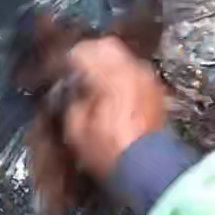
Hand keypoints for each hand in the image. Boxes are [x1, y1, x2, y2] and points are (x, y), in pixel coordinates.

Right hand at [62, 36, 167, 178]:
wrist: (150, 169)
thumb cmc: (110, 150)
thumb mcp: (76, 129)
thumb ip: (72, 101)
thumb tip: (74, 90)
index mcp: (110, 76)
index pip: (82, 52)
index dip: (66, 60)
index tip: (58, 70)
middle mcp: (132, 70)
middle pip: (106, 45)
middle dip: (88, 53)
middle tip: (75, 69)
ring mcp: (147, 78)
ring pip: (123, 56)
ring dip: (106, 62)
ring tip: (93, 80)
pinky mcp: (155, 89)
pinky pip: (134, 70)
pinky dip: (120, 74)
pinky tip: (111, 91)